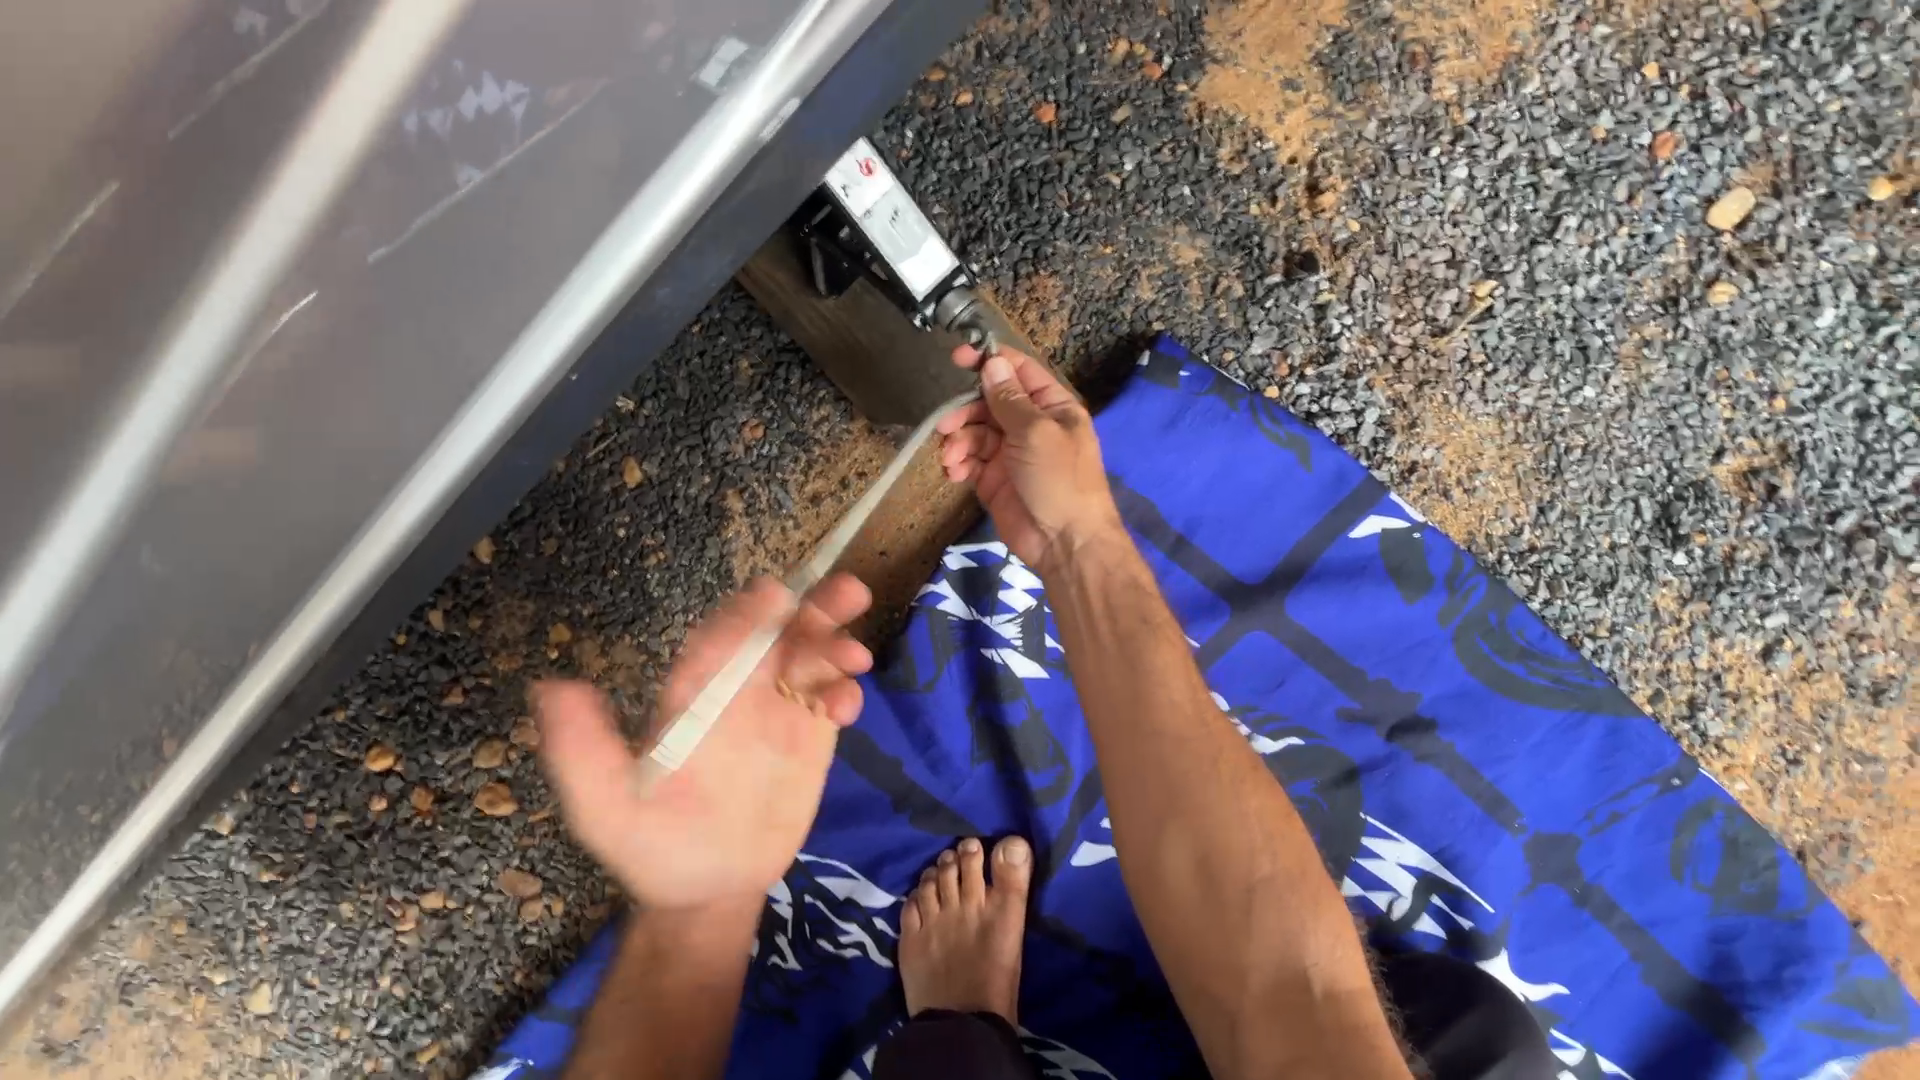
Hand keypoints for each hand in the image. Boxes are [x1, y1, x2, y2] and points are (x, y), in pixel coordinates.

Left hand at [535, 575, 872, 910]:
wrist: (704, 891)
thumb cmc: (649, 845)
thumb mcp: (602, 806)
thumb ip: (580, 750)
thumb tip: (549, 688)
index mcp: (693, 693)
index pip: (720, 639)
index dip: (746, 614)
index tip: (774, 595)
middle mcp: (740, 690)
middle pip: (780, 633)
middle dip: (813, 609)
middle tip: (847, 592)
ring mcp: (780, 710)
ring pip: (813, 658)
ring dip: (836, 645)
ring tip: (853, 657)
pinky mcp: (811, 738)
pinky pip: (832, 702)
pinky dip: (844, 694)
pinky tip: (844, 710)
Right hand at [936, 345, 1124, 576]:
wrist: (1065, 543)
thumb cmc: (1060, 479)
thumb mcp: (1036, 432)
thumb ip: (1010, 398)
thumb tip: (992, 362)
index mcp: (1051, 407)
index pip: (1017, 372)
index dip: (988, 361)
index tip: (957, 357)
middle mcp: (1030, 425)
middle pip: (988, 402)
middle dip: (965, 410)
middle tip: (945, 423)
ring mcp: (1010, 453)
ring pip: (974, 432)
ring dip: (958, 440)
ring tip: (951, 457)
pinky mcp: (993, 480)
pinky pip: (969, 460)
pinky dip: (958, 462)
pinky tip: (954, 472)